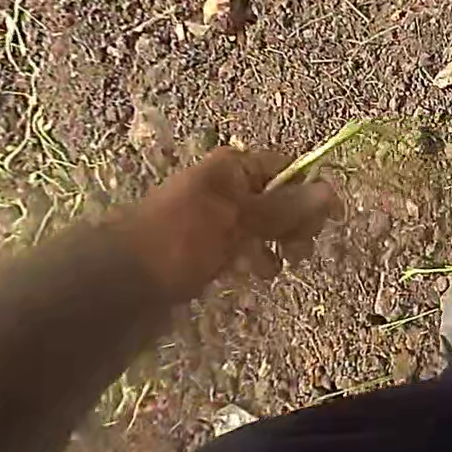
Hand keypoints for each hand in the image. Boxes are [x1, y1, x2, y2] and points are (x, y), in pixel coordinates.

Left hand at [116, 147, 337, 301]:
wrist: (120, 282)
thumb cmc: (181, 241)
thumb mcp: (238, 220)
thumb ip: (286, 207)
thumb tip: (331, 191)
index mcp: (235, 168)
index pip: (290, 168)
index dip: (313, 192)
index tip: (328, 221)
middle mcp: (230, 186)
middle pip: (284, 197)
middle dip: (297, 223)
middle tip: (298, 250)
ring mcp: (221, 216)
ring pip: (269, 224)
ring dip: (280, 243)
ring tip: (276, 267)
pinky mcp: (212, 244)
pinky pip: (249, 244)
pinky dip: (258, 256)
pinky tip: (255, 272)